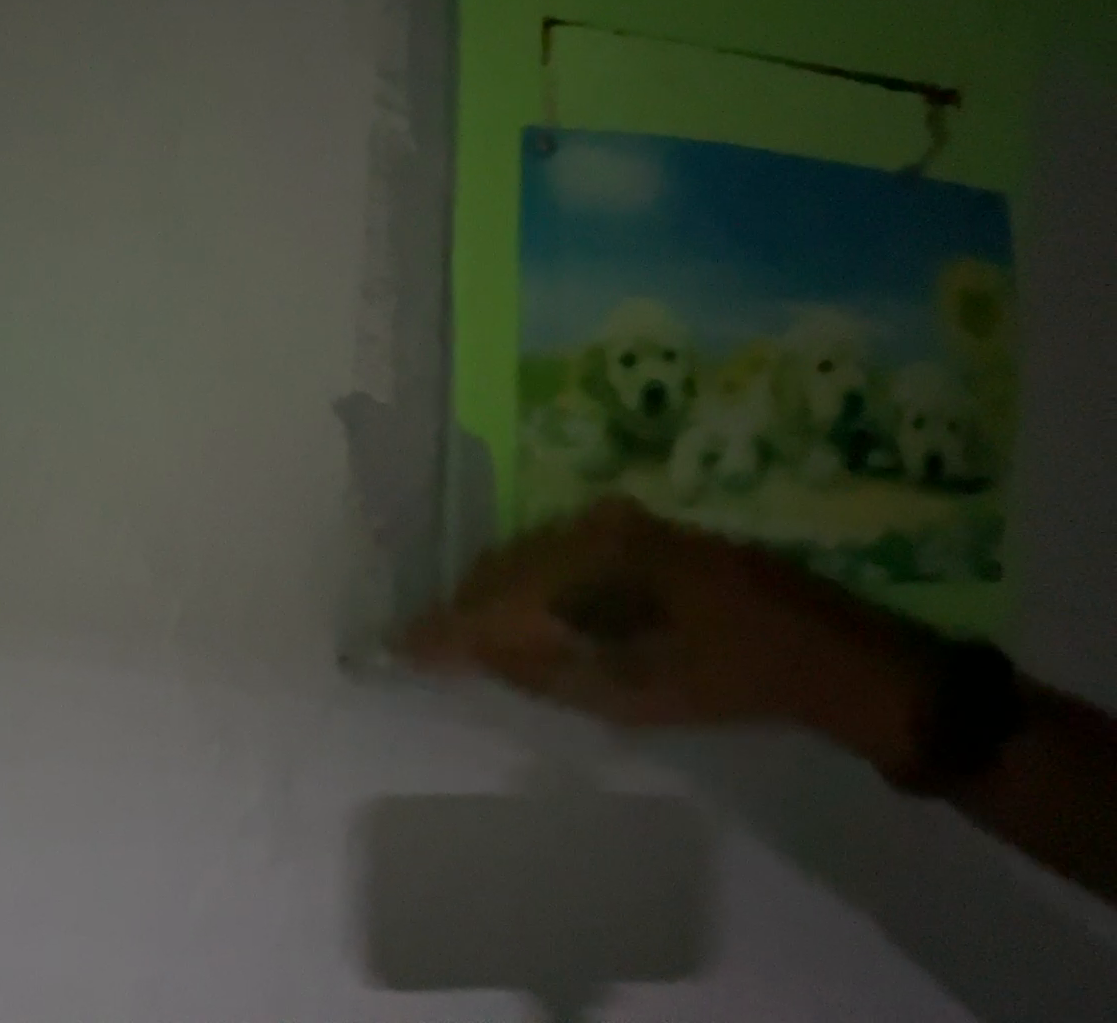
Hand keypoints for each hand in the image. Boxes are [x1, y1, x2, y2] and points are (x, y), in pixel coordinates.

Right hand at [398, 497, 925, 758]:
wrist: (819, 648)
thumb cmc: (715, 684)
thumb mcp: (616, 695)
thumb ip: (527, 666)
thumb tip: (456, 648)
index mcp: (582, 576)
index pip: (483, 603)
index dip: (436, 629)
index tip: (395, 647)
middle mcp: (583, 532)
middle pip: (491, 572)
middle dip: (463, 610)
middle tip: (443, 647)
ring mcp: (604, 521)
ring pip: (517, 555)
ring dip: (494, 593)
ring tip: (489, 634)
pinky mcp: (622, 520)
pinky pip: (547, 546)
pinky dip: (529, 579)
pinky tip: (535, 609)